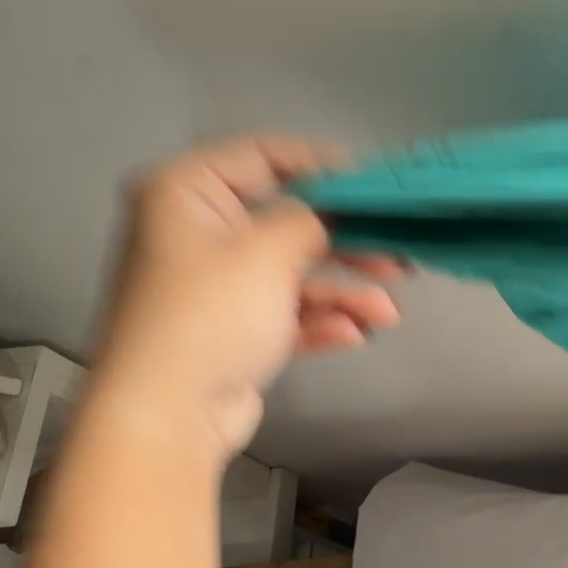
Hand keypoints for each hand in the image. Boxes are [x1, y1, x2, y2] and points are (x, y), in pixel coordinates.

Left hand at [93, 136, 404, 454]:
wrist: (168, 411)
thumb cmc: (210, 315)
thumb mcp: (266, 253)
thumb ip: (311, 220)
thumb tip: (337, 211)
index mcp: (188, 194)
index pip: (262, 157)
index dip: (321, 165)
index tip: (374, 183)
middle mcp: (200, 232)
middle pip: (289, 223)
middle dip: (347, 243)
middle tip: (398, 253)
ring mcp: (218, 285)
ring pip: (296, 274)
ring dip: (344, 292)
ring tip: (386, 313)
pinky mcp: (236, 329)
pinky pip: (289, 314)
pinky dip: (323, 321)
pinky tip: (355, 335)